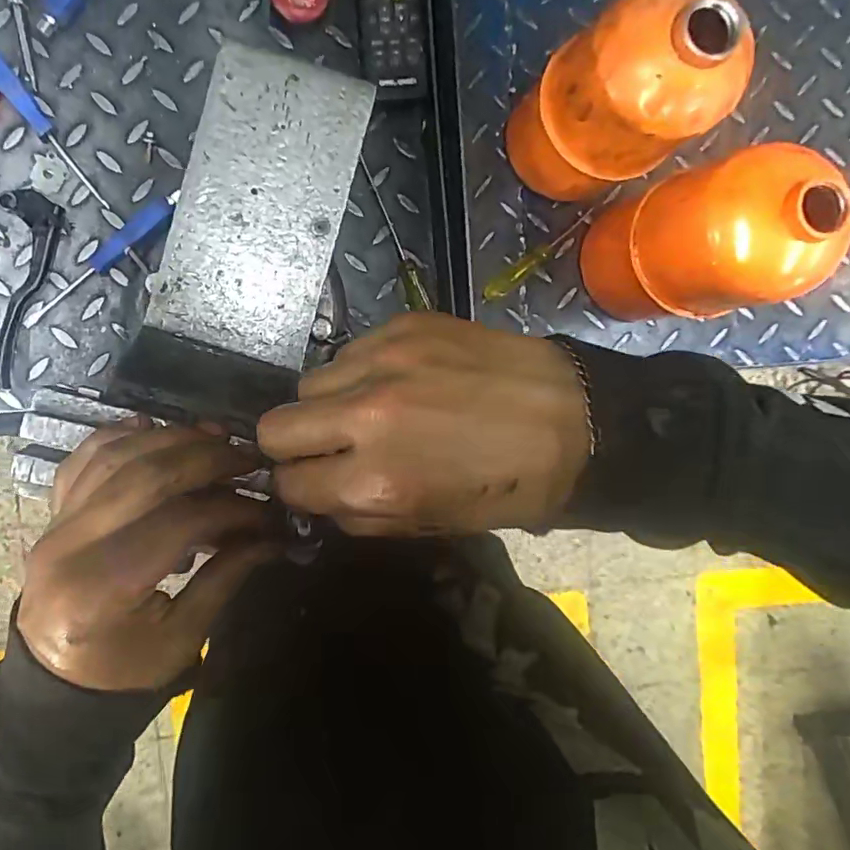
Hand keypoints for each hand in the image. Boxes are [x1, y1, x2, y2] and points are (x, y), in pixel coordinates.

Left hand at [18, 420, 279, 691]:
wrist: (55, 679)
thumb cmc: (121, 671)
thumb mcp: (180, 639)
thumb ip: (224, 578)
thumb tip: (272, 535)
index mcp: (103, 588)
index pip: (177, 523)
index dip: (229, 509)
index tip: (267, 510)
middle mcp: (71, 544)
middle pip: (144, 476)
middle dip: (204, 458)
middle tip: (247, 458)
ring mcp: (55, 523)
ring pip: (113, 456)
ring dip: (168, 437)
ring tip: (212, 436)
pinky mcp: (52, 512)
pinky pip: (84, 458)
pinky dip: (119, 435)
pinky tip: (151, 425)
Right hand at [256, 312, 590, 536]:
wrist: (577, 415)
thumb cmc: (510, 486)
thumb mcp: (432, 523)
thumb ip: (359, 515)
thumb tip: (318, 495)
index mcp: (375, 480)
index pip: (288, 484)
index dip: (298, 489)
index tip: (315, 482)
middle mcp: (365, 415)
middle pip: (273, 426)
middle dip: (290, 445)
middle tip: (326, 447)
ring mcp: (381, 361)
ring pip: (307, 384)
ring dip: (327, 404)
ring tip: (369, 409)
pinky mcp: (400, 326)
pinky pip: (346, 353)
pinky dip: (359, 374)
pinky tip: (399, 381)